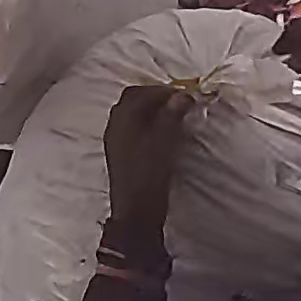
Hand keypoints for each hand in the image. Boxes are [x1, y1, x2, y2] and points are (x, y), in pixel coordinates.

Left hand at [103, 85, 193, 234]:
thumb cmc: (150, 172)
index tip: (185, 95)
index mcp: (123, 117)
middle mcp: (115, 123)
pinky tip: (161, 131)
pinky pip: (131, 126)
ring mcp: (115, 138)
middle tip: (178, 102)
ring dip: (150, 109)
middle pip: (133, 99)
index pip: (142, 92)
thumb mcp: (165, 140)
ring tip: (173, 115)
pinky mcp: (119, 151)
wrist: (135, 209)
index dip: (164, 90)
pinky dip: (146, 122)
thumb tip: (182, 95)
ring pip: (131, 113)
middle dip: (155, 96)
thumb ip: (172, 115)